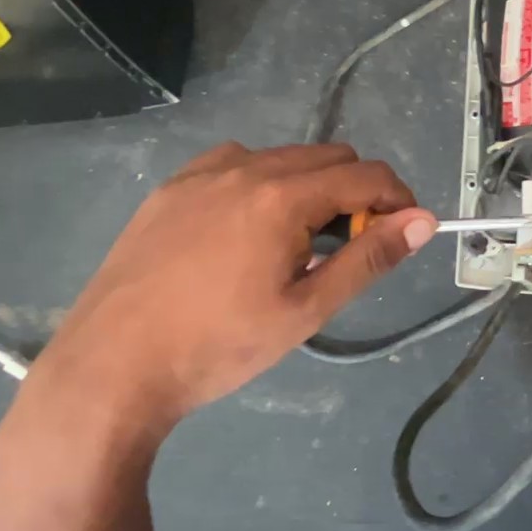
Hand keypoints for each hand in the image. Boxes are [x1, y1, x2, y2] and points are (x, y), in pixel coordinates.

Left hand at [11, 142, 436, 439]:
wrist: (107, 374)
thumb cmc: (217, 347)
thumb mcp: (307, 310)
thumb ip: (370, 258)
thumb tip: (424, 221)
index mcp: (283, 196)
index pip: (368, 174)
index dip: (398, 198)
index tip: (401, 231)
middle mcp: (245, 168)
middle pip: (331, 156)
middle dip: (357, 191)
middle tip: (348, 245)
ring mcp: (201, 174)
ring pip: (284, 156)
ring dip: (311, 185)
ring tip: (295, 242)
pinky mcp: (169, 189)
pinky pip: (236, 162)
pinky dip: (262, 181)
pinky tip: (246, 227)